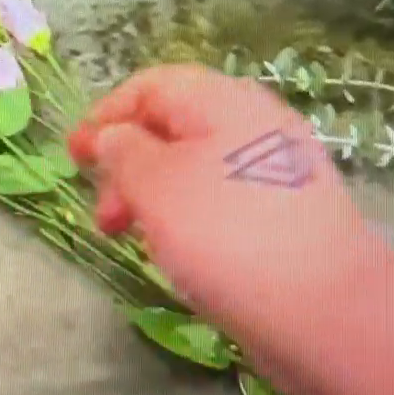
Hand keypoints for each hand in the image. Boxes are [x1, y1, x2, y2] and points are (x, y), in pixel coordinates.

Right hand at [67, 65, 393, 352]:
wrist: (321, 308)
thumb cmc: (224, 235)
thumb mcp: (154, 185)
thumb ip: (122, 152)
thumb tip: (112, 137)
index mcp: (222, 102)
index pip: (151, 86)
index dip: (105, 115)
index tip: (72, 156)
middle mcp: (253, 125)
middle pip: (171, 126)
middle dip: (124, 164)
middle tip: (103, 215)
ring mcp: (273, 169)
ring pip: (192, 166)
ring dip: (148, 194)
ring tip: (132, 237)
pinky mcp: (282, 211)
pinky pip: (216, 197)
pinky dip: (182, 214)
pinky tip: (174, 249)